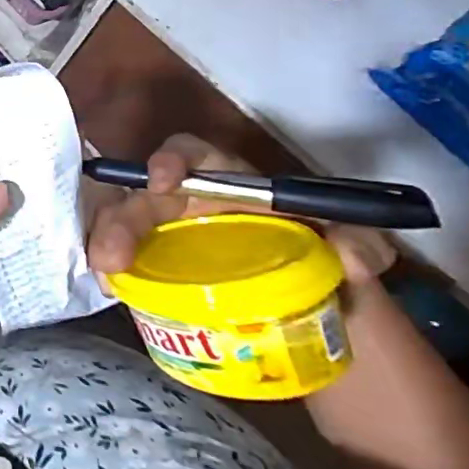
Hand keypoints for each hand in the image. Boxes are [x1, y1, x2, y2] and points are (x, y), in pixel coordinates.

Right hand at [87, 134, 396, 291]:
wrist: (321, 315)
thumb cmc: (326, 262)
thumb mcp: (357, 248)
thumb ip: (363, 244)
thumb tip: (346, 255)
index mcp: (226, 181)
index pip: (190, 153)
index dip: (170, 159)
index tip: (161, 183)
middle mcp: (188, 202)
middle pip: (141, 196)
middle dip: (119, 220)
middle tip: (110, 256)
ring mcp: (168, 236)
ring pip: (122, 226)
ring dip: (107, 244)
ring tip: (105, 277)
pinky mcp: (160, 267)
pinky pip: (126, 258)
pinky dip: (113, 270)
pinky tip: (112, 289)